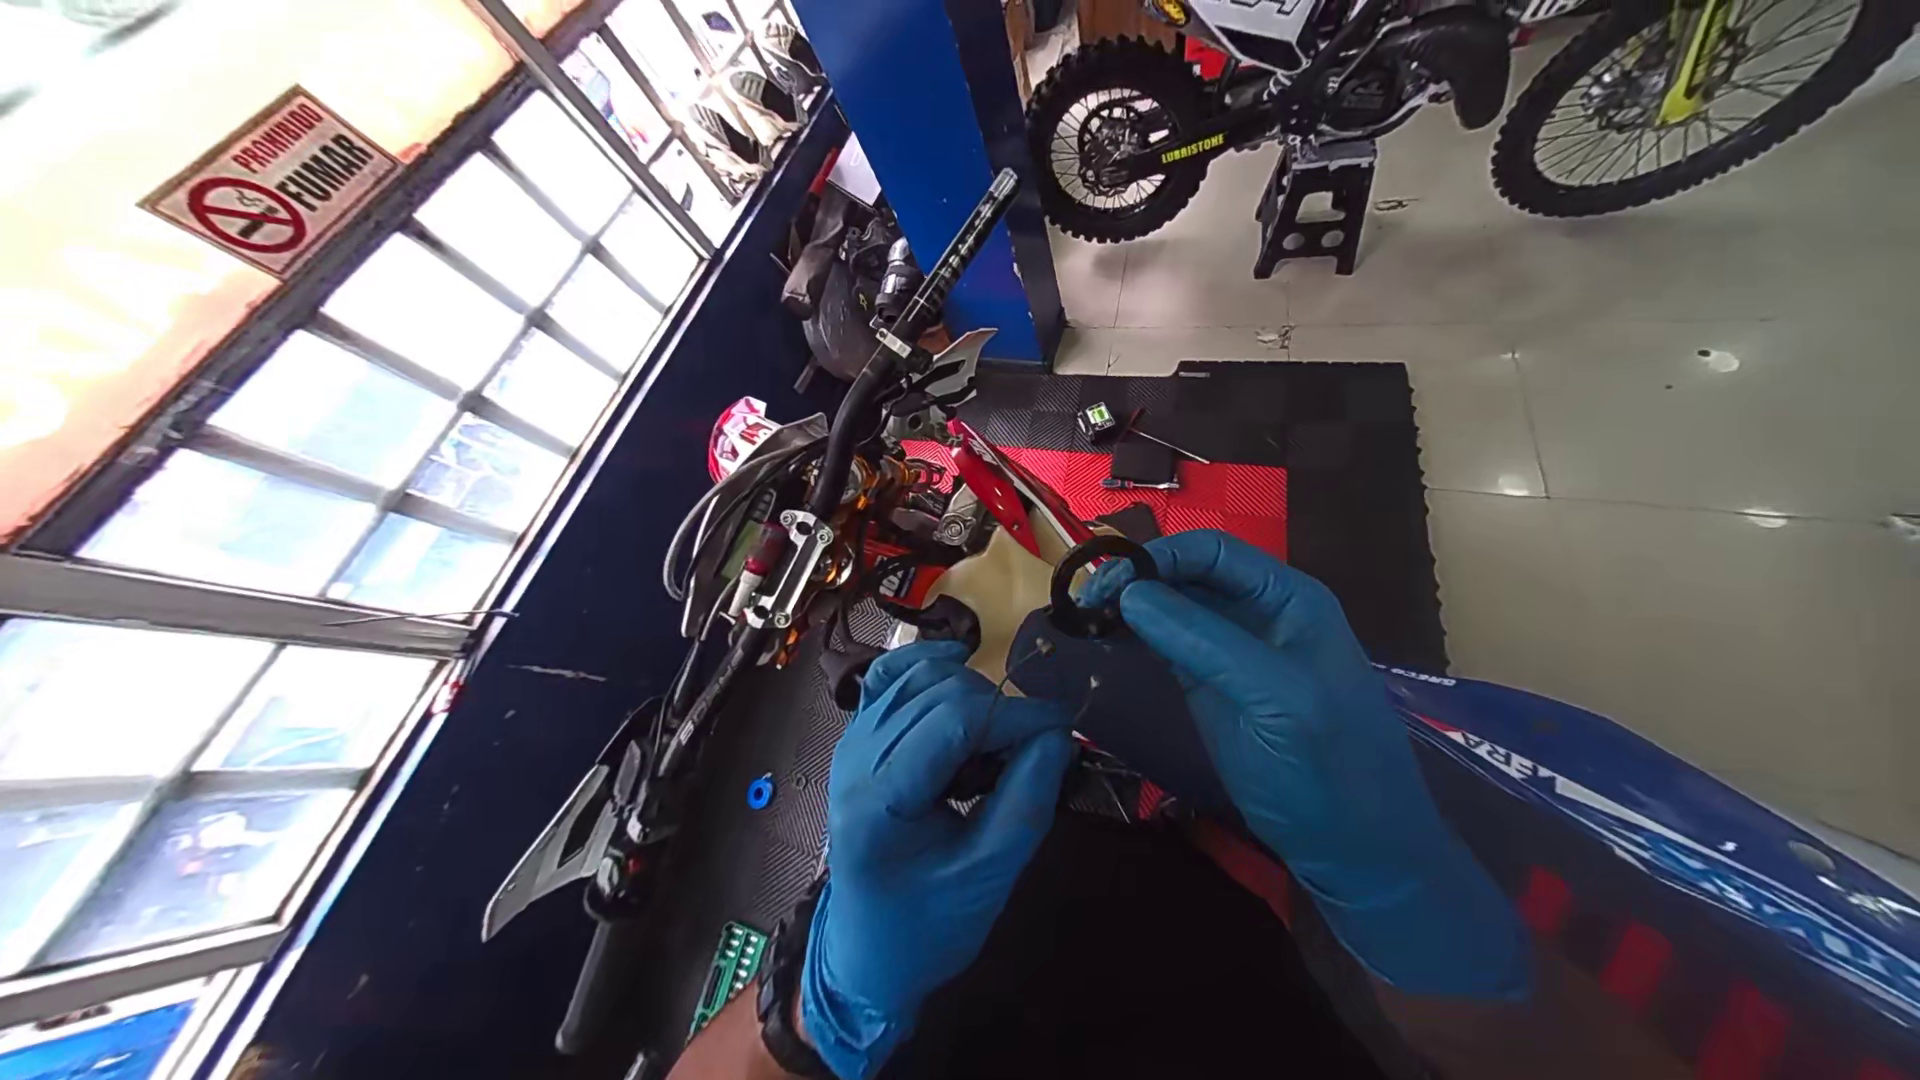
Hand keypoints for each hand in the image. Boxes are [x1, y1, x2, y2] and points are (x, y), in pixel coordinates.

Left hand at [800, 641, 1073, 1078]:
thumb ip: (1026, 801)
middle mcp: (854, 755)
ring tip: (996, 737)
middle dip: (998, 708)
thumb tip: (1059, 733)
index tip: (1064, 722)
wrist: (868, 949)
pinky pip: (890, 676)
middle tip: (1033, 747)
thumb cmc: (926, 926)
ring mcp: (852, 739)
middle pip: (938, 692)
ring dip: (971, 690)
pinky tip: (958, 664)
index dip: (1014, 714)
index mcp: (878, 799)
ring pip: (917, 675)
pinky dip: (926, 663)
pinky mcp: (859, 735)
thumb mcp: (988, 877)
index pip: (952, 721)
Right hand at [1081, 530, 1528, 999]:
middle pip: (1185, 572)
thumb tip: (1129, 593)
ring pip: (1168, 604)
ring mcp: (1226, 646)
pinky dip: (1131, 633)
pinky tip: (1103, 637)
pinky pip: (1162, 640)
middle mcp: (1254, 611)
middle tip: (1085, 601)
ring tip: (1085, 616)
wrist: (1350, 848)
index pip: (1213, 552)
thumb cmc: (1330, 767)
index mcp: (1286, 597)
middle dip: (1136, 578)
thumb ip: (1206, 641)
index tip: (1110, 582)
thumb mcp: (1278, 699)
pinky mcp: (1203, 679)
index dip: (1160, 556)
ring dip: (1128, 604)